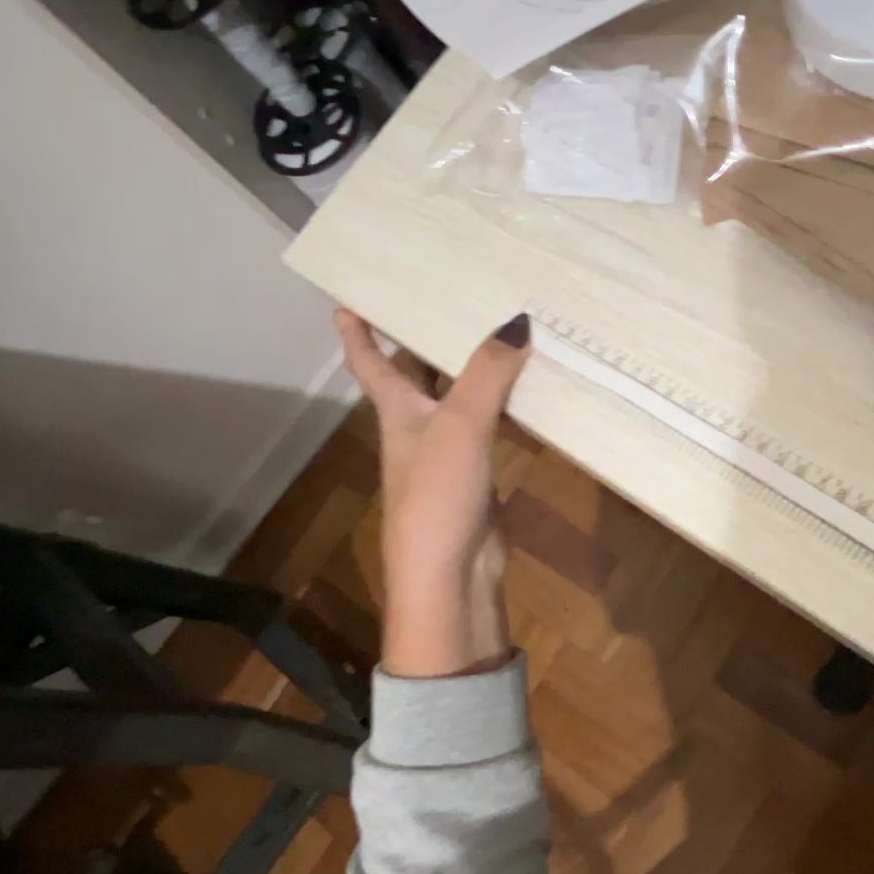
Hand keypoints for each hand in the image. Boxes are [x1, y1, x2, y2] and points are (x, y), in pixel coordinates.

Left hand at [334, 309, 530, 677]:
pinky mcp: (477, 476)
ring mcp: (447, 454)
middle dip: (424, 342)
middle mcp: (417, 428)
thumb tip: (519, 322)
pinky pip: (489, 428)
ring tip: (500, 332)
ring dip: (472, 371)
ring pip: (457, 400)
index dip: (357, 331)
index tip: (346, 299)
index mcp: (397, 412)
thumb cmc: (437, 495)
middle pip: (415, 376)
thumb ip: (488, 373)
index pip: (369, 363)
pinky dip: (504, 407)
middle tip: (448, 300)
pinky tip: (528, 394)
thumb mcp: (460, 425)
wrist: (449, 573)